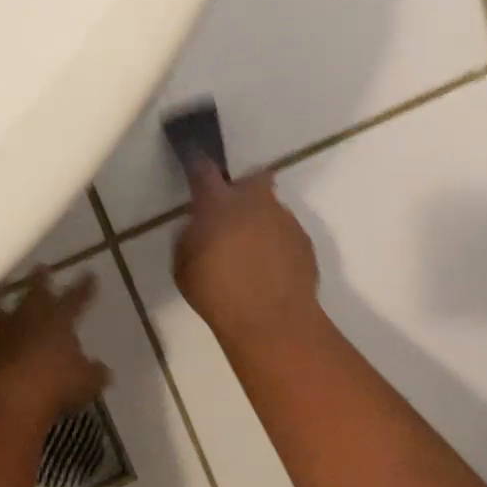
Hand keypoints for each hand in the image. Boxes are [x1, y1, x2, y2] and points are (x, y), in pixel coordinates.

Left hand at [0, 272, 110, 421]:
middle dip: (40, 279)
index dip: (84, 288)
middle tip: (42, 267)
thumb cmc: (53, 390)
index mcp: (57, 321)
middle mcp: (25, 316)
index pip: (76, 299)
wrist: (4, 400)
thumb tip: (102, 368)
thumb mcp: (85, 384)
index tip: (90, 275)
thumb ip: (94, 372)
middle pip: (34, 291)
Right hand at [173, 162, 319, 334]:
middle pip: (253, 179)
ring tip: (252, 257)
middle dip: (243, 190)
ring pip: (271, 209)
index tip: (195, 166)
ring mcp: (284, 220)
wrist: (270, 320)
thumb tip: (198, 229)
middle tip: (232, 217)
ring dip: (261, 223)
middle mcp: (255, 202)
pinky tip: (270, 272)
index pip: (203, 170)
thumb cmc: (217, 295)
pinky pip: (286, 235)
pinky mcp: (304, 242)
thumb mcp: (183, 268)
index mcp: (218, 204)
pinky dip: (277, 246)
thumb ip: (189, 239)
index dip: (197, 166)